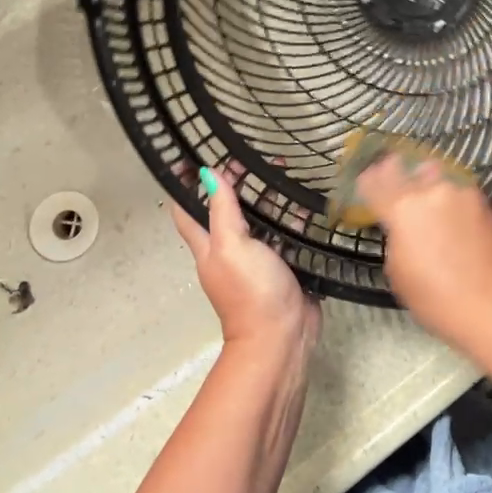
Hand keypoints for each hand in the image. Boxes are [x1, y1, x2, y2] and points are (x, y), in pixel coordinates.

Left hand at [169, 165, 320, 356]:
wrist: (282, 337)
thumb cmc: (251, 290)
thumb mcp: (231, 245)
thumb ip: (222, 209)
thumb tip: (207, 173)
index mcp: (210, 246)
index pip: (188, 211)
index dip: (185, 185)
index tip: (191, 156)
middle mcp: (230, 250)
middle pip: (227, 209)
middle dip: (236, 183)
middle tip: (252, 155)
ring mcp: (258, 259)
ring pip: (259, 220)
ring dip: (267, 196)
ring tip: (284, 168)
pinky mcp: (284, 266)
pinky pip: (286, 234)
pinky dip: (292, 217)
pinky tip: (306, 200)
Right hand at [355, 150, 491, 338]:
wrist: (490, 304)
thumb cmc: (435, 298)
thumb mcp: (397, 271)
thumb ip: (396, 238)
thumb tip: (402, 227)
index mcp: (402, 209)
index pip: (377, 182)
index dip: (369, 179)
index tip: (366, 178)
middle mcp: (431, 192)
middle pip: (408, 170)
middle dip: (399, 171)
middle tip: (395, 179)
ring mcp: (460, 194)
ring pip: (437, 177)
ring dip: (429, 184)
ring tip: (429, 199)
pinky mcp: (483, 202)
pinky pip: (459, 192)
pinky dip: (451, 199)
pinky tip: (454, 217)